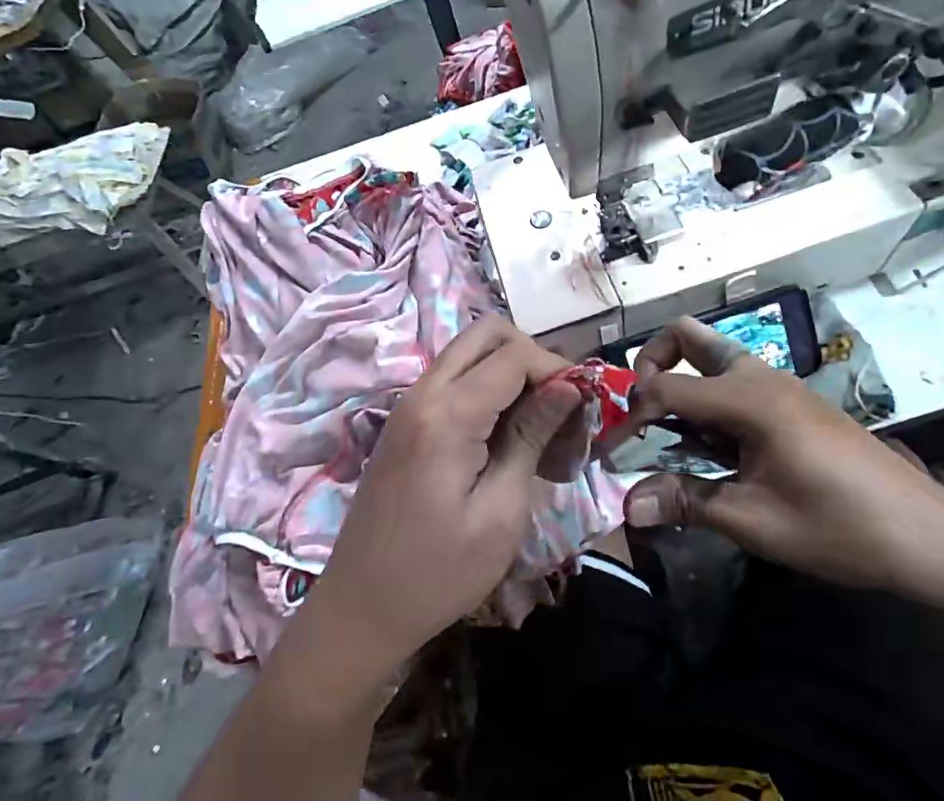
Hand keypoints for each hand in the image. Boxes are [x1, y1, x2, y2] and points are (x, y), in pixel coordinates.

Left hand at [285, 315, 587, 692]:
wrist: (360, 609)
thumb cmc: (438, 573)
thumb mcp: (501, 511)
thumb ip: (532, 436)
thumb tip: (569, 387)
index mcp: (446, 415)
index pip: (513, 355)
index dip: (557, 369)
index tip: (584, 406)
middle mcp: (422, 393)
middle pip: (486, 333)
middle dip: (531, 355)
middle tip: (558, 403)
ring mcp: (408, 404)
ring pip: (468, 351)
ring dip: (509, 369)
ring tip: (539, 420)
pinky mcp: (405, 422)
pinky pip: (453, 378)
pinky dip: (487, 386)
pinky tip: (507, 433)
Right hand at [619, 317, 943, 615]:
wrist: (926, 535)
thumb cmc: (840, 527)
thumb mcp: (756, 522)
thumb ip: (686, 501)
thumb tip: (626, 503)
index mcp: (748, 397)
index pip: (664, 387)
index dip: (629, 417)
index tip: (610, 453)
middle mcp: (759, 377)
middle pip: (687, 338)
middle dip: (651, 365)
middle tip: (639, 416)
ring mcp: (779, 386)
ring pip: (711, 357)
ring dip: (679, 383)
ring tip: (667, 437)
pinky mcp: (791, 404)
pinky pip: (734, 382)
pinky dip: (706, 400)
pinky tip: (711, 448)